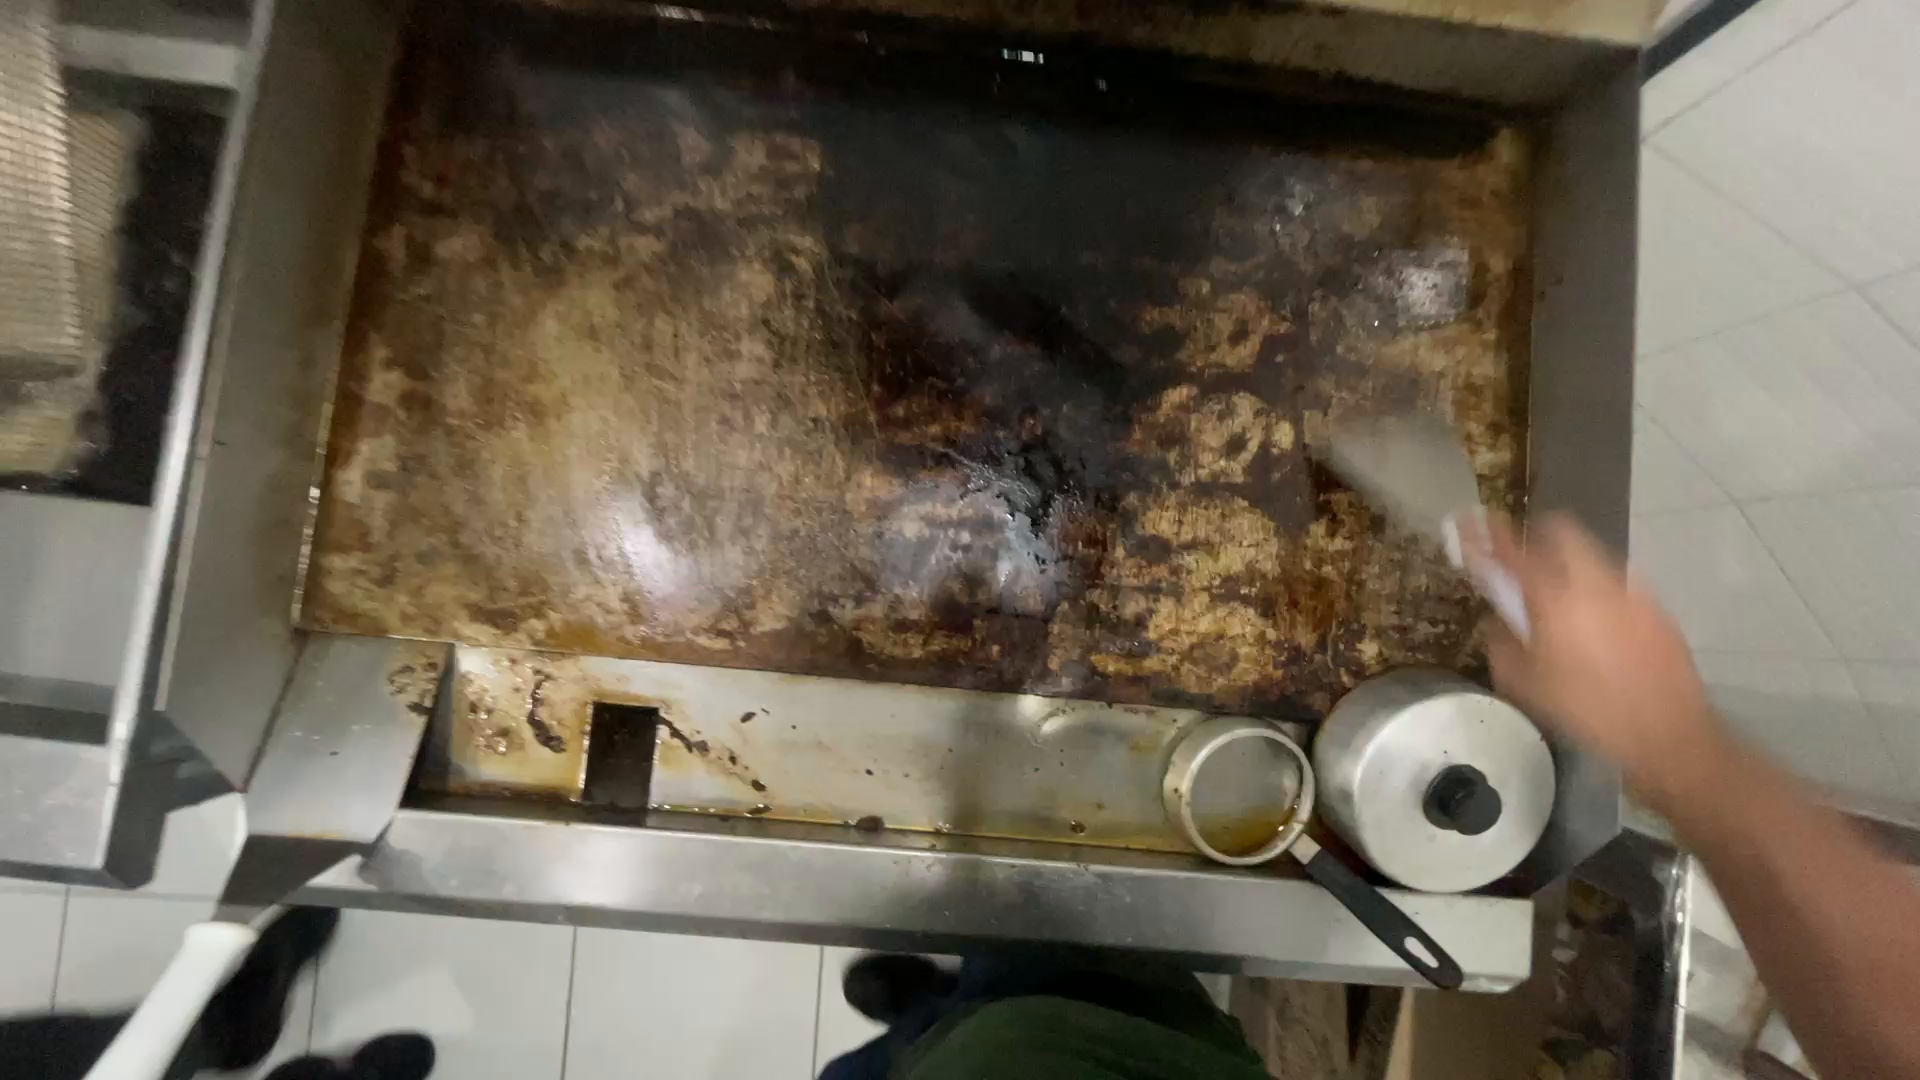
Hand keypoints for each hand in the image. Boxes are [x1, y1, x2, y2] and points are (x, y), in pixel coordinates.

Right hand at [1483, 513, 1727, 805]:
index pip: (1512, 551)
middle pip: (1564, 534)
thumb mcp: (1521, 681)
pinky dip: (1596, 588)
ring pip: (1594, 557)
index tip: (1468, 519)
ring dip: (1568, 563)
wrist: (1669, 738)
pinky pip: (1618, 585)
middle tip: (1517, 553)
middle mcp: (1595, 585)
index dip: (1485, 533)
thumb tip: (1499, 619)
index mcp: (1554, 599)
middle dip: (1537, 536)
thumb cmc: (1582, 710)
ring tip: (1555, 590)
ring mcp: (1633, 595)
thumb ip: (1502, 640)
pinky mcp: (1658, 613)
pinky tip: (1592, 620)